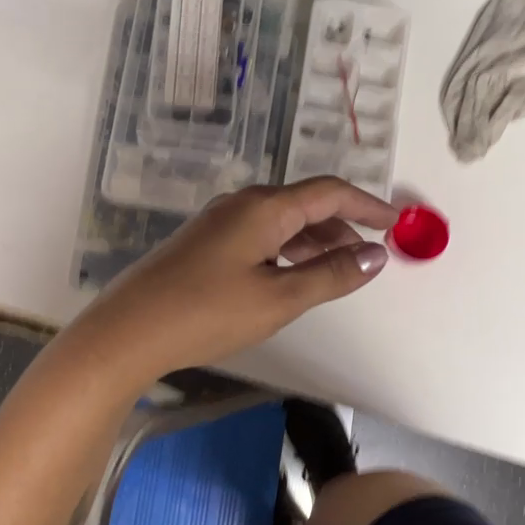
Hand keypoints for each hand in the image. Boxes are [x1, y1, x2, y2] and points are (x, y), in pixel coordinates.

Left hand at [69, 177, 397, 379]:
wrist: (128, 332)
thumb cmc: (208, 313)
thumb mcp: (280, 299)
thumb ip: (332, 275)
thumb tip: (376, 255)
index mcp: (265, 208)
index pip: (330, 192)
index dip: (368, 204)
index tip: (396, 221)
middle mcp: (243, 204)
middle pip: (306, 203)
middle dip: (344, 224)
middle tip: (371, 252)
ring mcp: (220, 222)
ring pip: (283, 220)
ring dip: (317, 239)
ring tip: (341, 267)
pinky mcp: (205, 242)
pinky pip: (262, 233)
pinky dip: (290, 248)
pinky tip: (294, 274)